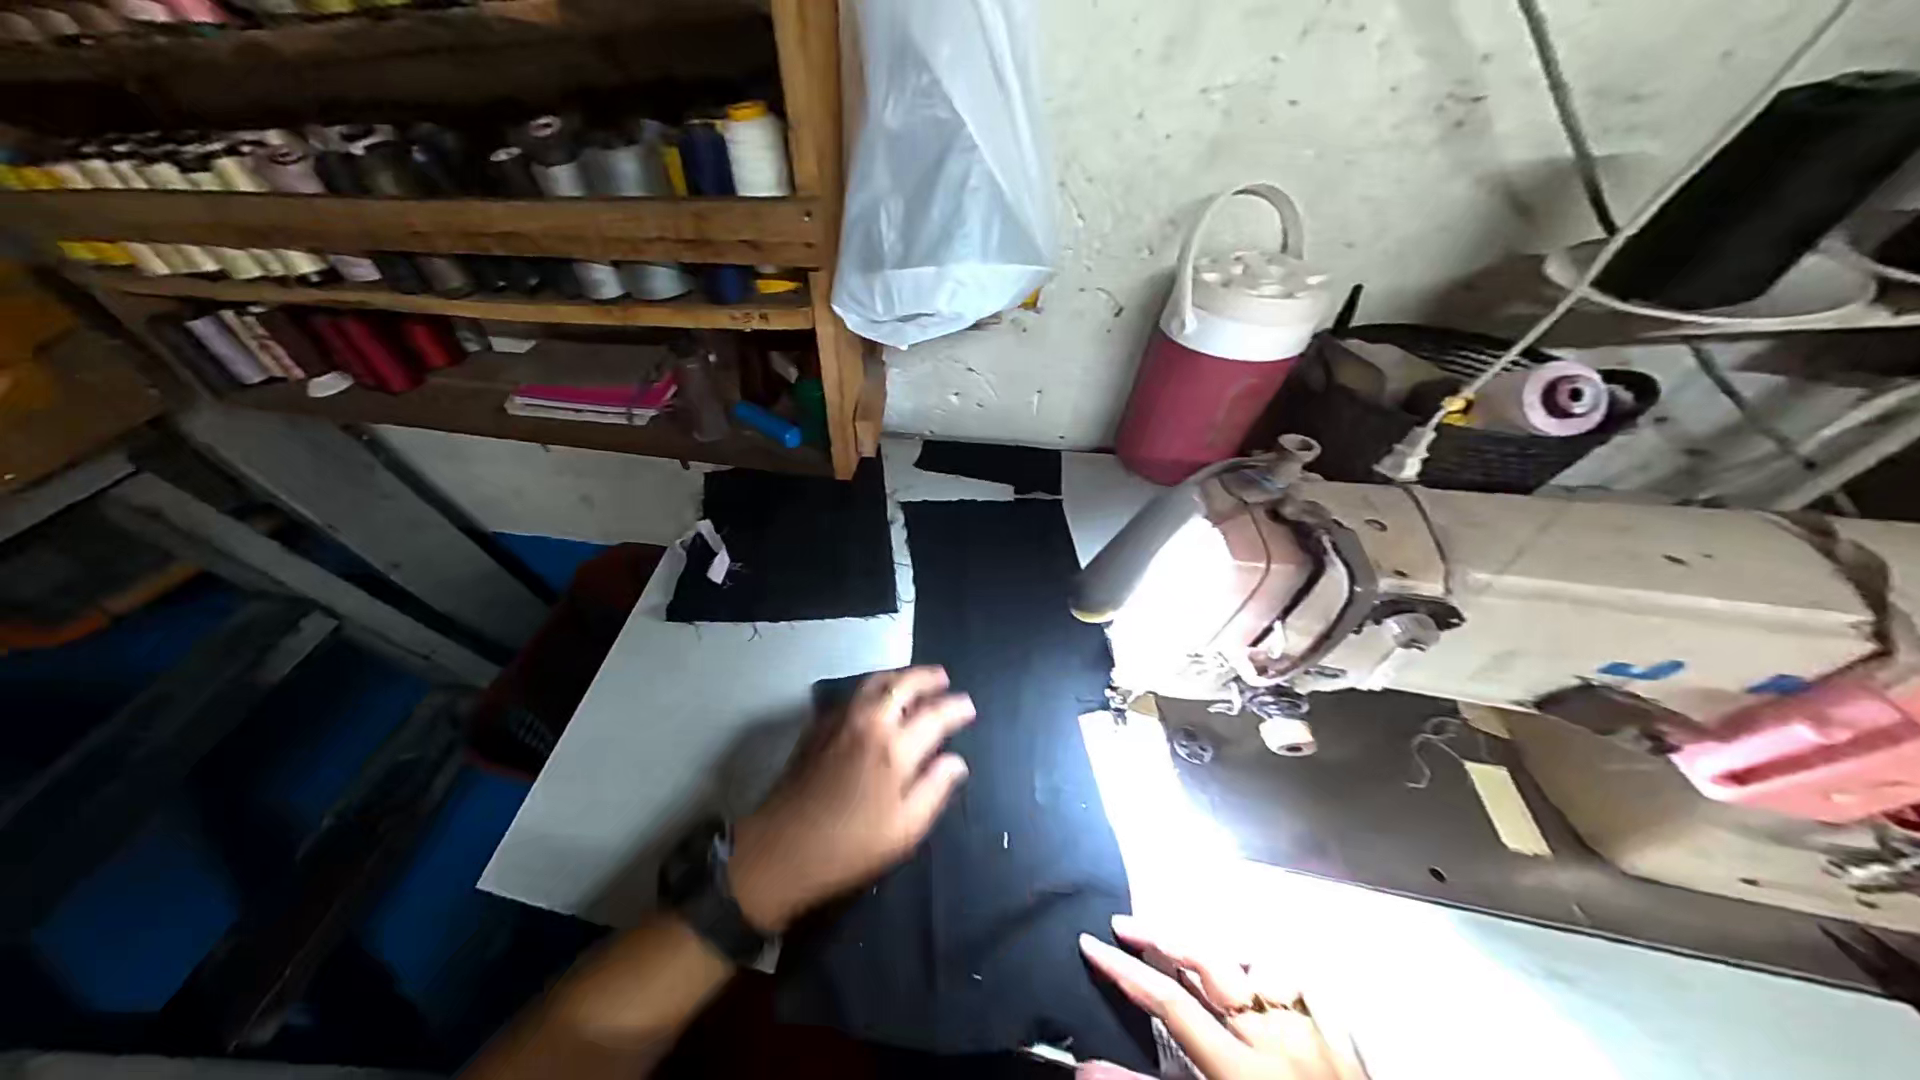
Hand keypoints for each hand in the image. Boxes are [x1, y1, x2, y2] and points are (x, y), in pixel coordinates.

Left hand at [728, 666, 975, 934]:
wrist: (781, 849)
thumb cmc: (850, 846)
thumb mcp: (904, 830)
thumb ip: (934, 789)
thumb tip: (957, 762)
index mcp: (894, 749)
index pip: (934, 715)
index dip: (955, 708)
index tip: (969, 706)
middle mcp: (869, 723)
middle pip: (902, 685)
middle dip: (927, 678)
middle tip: (944, 678)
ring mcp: (840, 720)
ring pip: (875, 683)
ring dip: (900, 676)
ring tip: (915, 681)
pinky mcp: (818, 726)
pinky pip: (854, 694)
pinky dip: (874, 687)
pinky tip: (878, 699)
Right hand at [1078, 916, 1340, 1079]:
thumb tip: (1087, 1067)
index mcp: (1241, 1071)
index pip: (1169, 1001)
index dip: (1123, 969)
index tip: (1090, 943)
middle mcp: (1275, 1041)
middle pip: (1210, 962)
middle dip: (1160, 935)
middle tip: (1124, 924)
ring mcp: (1312, 1037)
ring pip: (1259, 965)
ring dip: (1218, 952)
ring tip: (1186, 949)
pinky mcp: (1341, 1045)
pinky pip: (1303, 989)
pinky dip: (1270, 975)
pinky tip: (1252, 975)